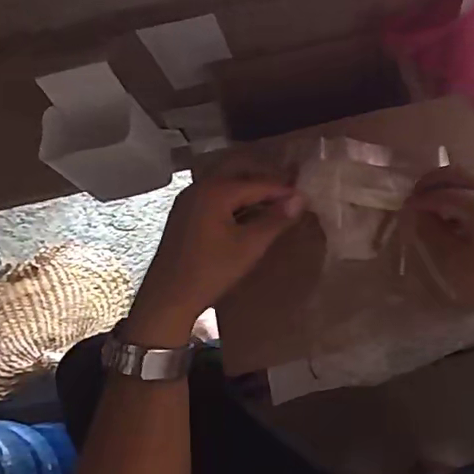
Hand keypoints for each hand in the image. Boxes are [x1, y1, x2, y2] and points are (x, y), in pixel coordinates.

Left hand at [126, 176, 303, 343]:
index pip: (257, 183)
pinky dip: (234, 201)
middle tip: (291, 193)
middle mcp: (199, 188)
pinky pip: (215, 197)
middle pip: (239, 176)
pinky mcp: (184, 214)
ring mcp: (188, 200)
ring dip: (250, 191)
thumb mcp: (249, 246)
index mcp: (215, 191)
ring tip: (274, 203)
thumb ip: (275, 220)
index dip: (283, 190)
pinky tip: (247, 214)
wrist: (167, 298)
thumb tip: (300, 199)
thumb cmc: (211, 271)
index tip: (305, 196)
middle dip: (266, 183)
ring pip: (226, 186)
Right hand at [405, 166, 473, 342]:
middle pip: (464, 174)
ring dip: (456, 186)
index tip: (404, 207)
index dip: (421, 199)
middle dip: (437, 181)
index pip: (444, 193)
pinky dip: (473, 196)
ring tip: (436, 204)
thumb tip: (418, 213)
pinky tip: (460, 217)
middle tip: (417, 194)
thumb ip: (432, 232)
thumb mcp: (453, 262)